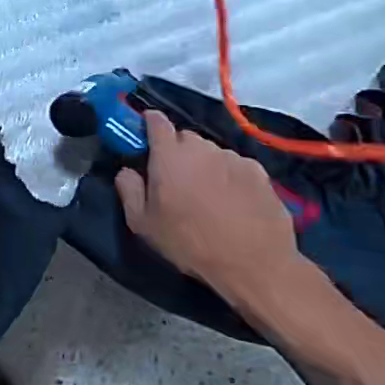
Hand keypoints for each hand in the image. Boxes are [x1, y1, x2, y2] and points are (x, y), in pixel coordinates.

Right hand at [114, 110, 327, 322]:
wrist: (252, 263)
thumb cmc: (189, 243)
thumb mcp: (143, 224)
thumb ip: (128, 190)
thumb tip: (126, 171)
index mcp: (169, 156)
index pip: (156, 121)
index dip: (149, 123)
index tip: (146, 134)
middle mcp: (202, 148)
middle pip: (185, 139)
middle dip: (178, 153)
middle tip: (176, 180)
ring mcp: (234, 158)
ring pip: (212, 153)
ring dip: (205, 166)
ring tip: (208, 196)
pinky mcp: (259, 172)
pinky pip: (236, 166)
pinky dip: (230, 177)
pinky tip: (233, 202)